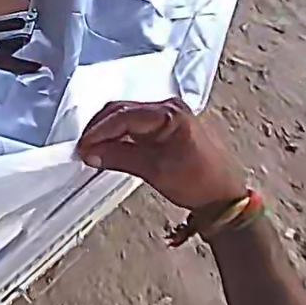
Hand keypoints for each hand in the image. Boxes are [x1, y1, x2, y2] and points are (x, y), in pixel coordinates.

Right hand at [77, 99, 247, 209]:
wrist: (223, 196)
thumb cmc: (198, 182)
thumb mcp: (154, 170)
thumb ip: (119, 158)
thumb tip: (89, 154)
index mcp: (170, 114)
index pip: (124, 116)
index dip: (99, 131)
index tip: (82, 147)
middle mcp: (168, 108)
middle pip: (121, 111)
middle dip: (99, 129)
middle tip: (82, 148)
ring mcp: (166, 115)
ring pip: (125, 116)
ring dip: (106, 131)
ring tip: (91, 149)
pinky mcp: (163, 125)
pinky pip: (133, 124)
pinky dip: (117, 135)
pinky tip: (107, 147)